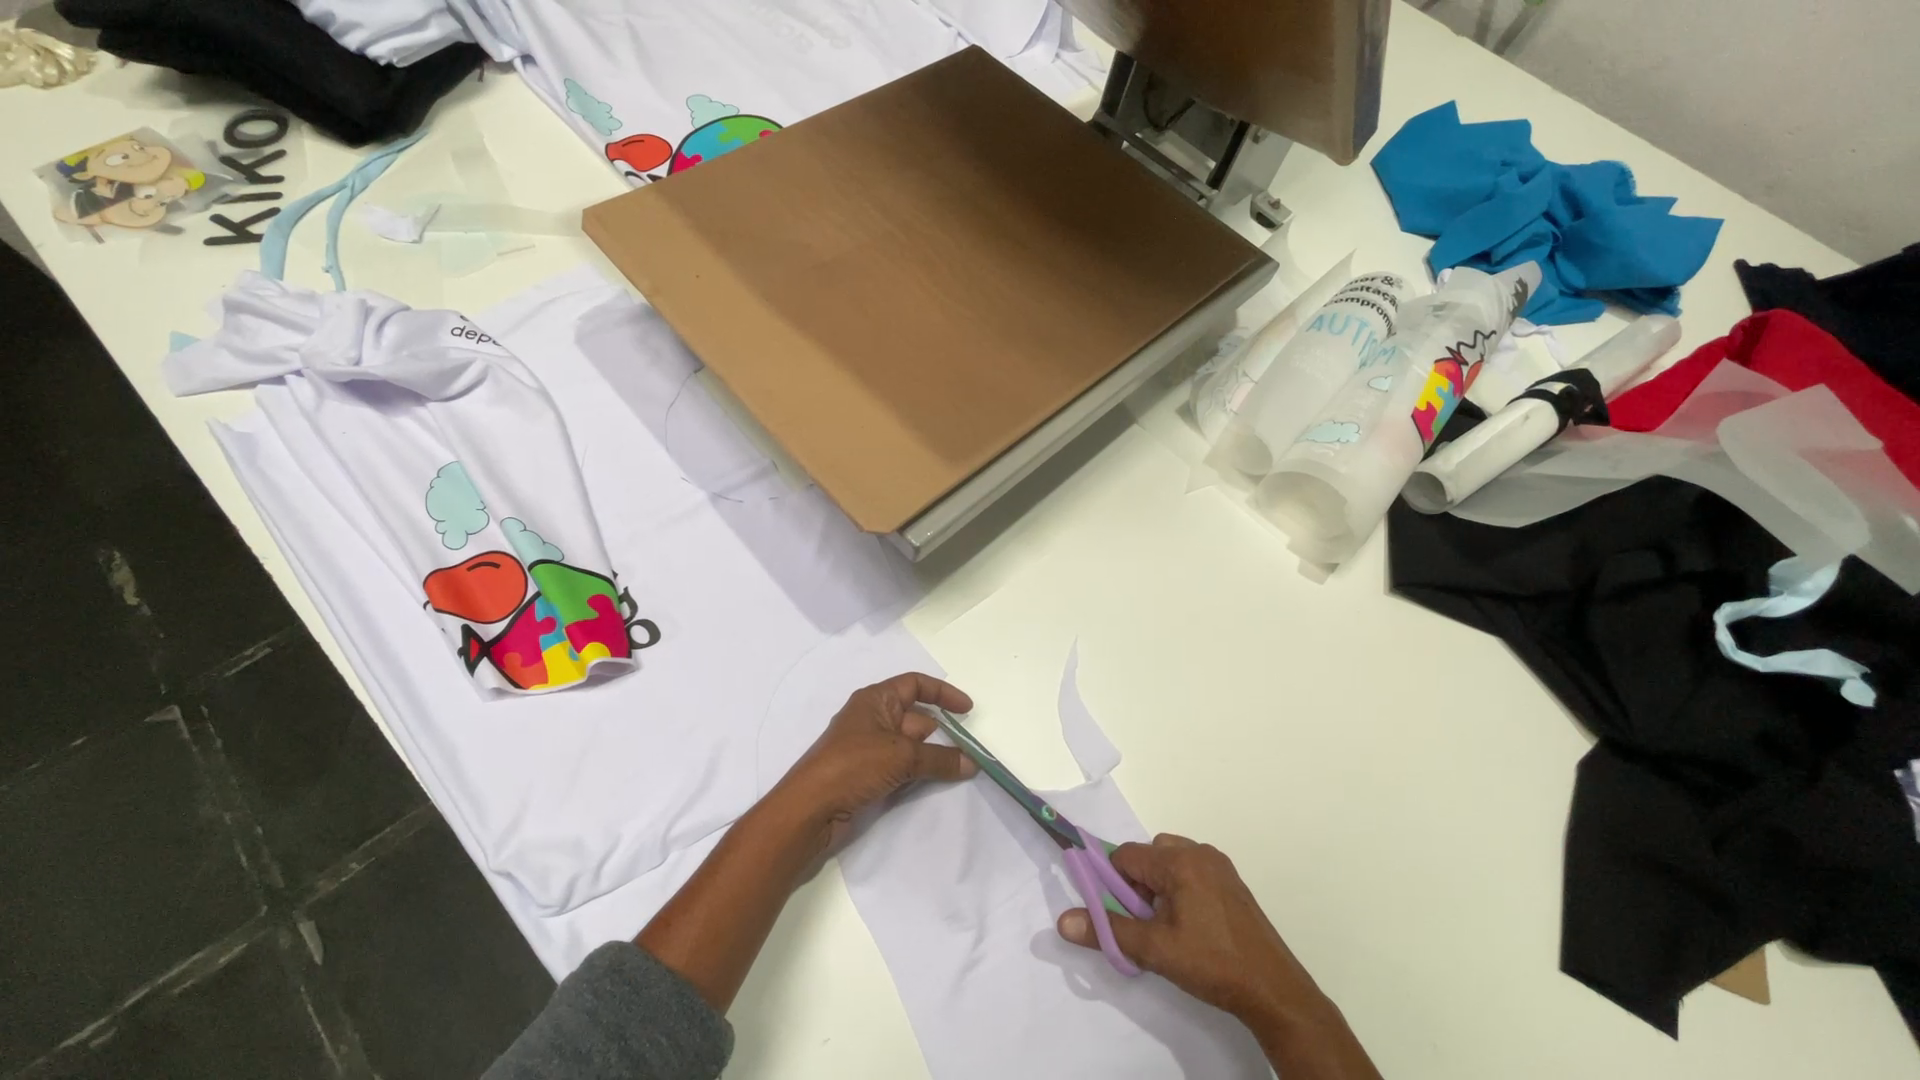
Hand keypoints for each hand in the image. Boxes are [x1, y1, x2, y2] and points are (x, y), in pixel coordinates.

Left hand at [774, 672, 977, 852]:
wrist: (810, 808)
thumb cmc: (853, 765)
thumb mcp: (902, 756)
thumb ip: (939, 758)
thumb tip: (972, 762)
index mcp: (875, 700)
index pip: (915, 684)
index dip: (943, 693)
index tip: (968, 710)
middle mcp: (872, 718)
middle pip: (916, 717)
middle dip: (942, 731)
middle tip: (970, 750)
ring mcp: (868, 748)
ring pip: (910, 745)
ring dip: (932, 755)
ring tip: (960, 768)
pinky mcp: (867, 775)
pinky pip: (901, 767)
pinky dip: (919, 772)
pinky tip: (936, 782)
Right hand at [1058, 834, 1318, 1016]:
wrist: (1273, 989)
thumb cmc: (1212, 963)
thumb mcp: (1154, 950)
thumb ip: (1108, 930)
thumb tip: (1063, 921)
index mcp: (1179, 861)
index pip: (1125, 855)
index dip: (1113, 883)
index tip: (1120, 915)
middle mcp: (1200, 853)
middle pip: (1147, 855)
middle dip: (1137, 884)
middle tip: (1146, 922)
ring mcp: (1220, 866)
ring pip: (1170, 863)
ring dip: (1158, 887)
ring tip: (1166, 926)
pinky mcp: (1232, 883)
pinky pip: (1191, 871)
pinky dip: (1179, 889)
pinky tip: (1189, 926)